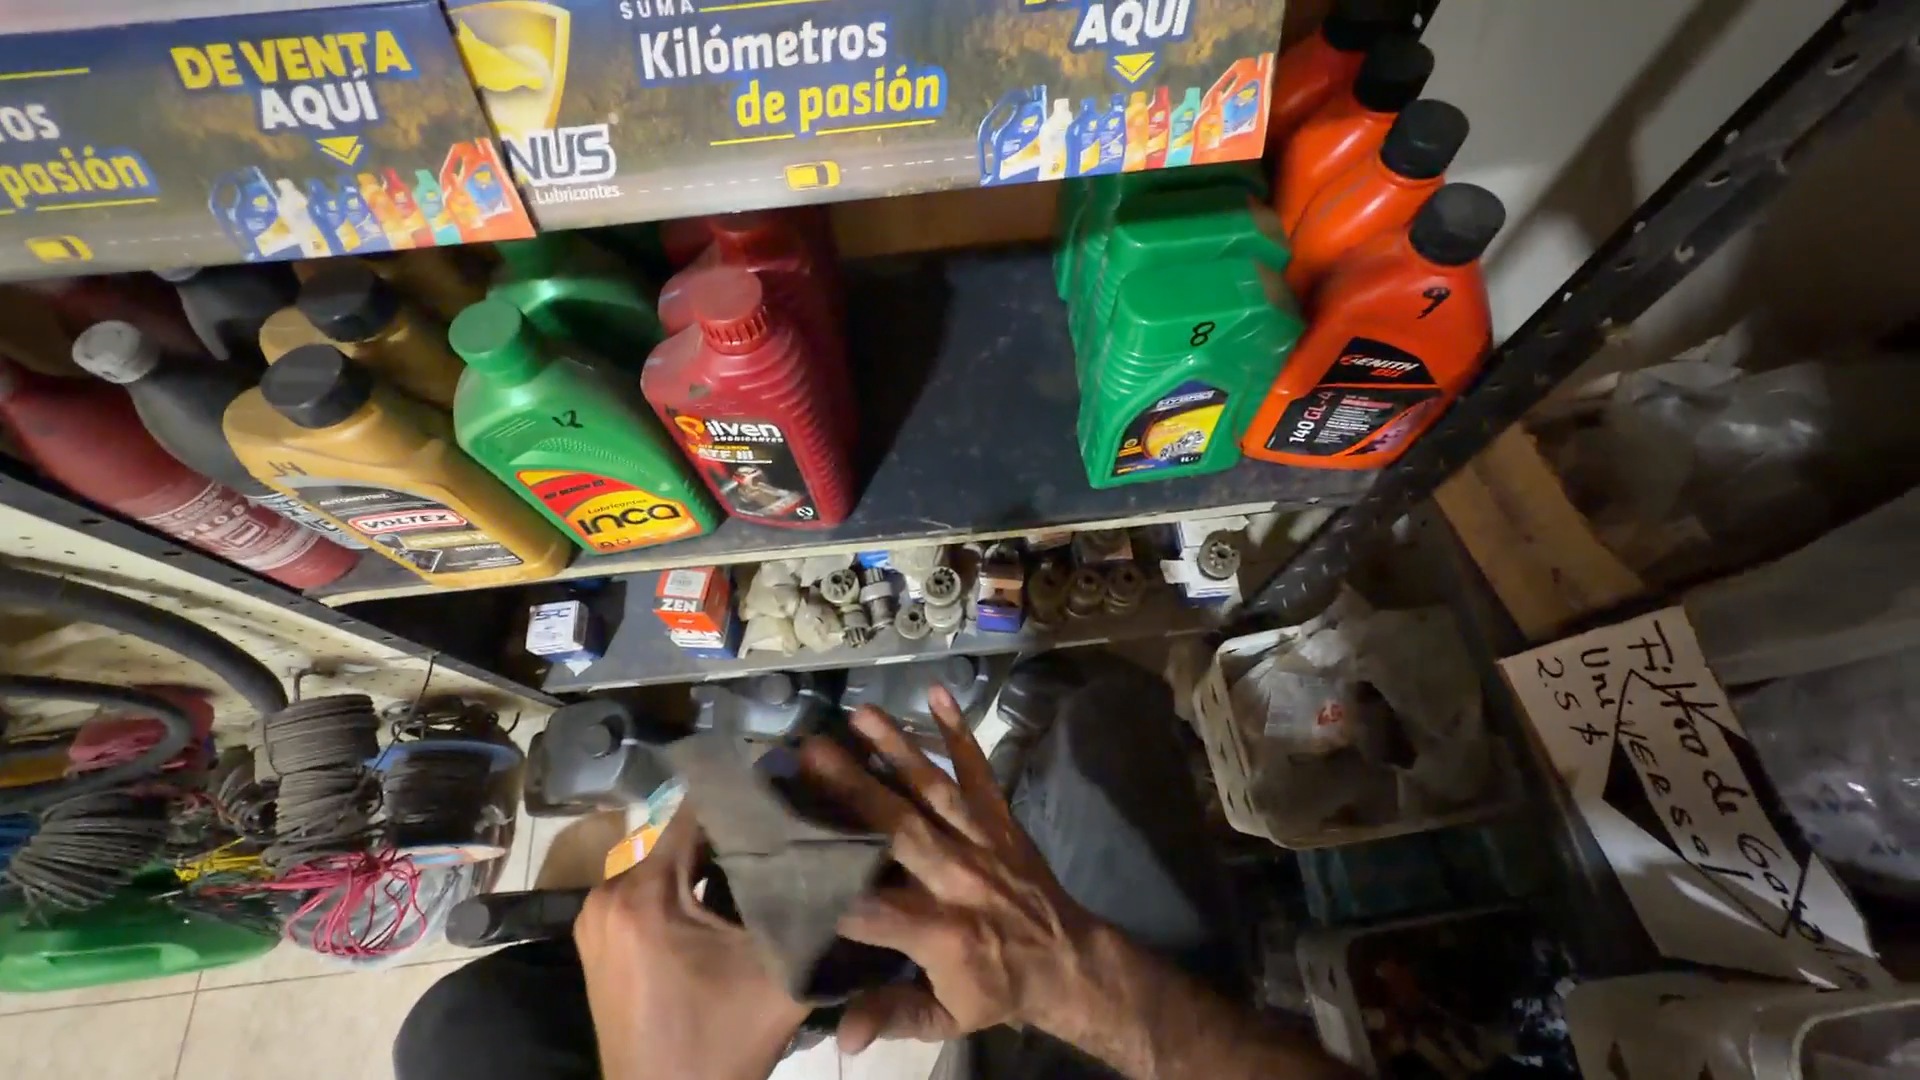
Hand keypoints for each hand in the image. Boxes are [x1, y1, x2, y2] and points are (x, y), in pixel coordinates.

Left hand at [574, 808, 807, 1079]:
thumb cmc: (720, 1040)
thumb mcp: (778, 972)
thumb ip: (809, 907)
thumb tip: (844, 849)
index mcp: (642, 894)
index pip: (698, 812)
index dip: (747, 799)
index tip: (789, 789)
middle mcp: (607, 892)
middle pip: (683, 836)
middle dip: (734, 831)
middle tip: (786, 827)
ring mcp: (595, 916)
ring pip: (668, 860)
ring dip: (713, 857)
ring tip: (766, 854)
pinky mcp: (599, 937)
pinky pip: (651, 887)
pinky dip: (689, 883)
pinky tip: (729, 890)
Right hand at [797, 687, 1095, 1052]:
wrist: (1068, 959)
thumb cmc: (996, 988)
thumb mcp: (947, 1018)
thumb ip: (893, 1015)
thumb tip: (840, 1036)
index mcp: (941, 932)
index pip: (876, 907)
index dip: (833, 883)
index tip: (787, 843)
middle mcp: (958, 876)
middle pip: (900, 829)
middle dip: (855, 789)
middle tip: (812, 752)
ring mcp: (981, 838)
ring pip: (934, 788)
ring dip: (898, 748)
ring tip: (860, 714)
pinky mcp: (1000, 816)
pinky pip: (979, 769)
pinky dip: (960, 730)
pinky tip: (938, 693)